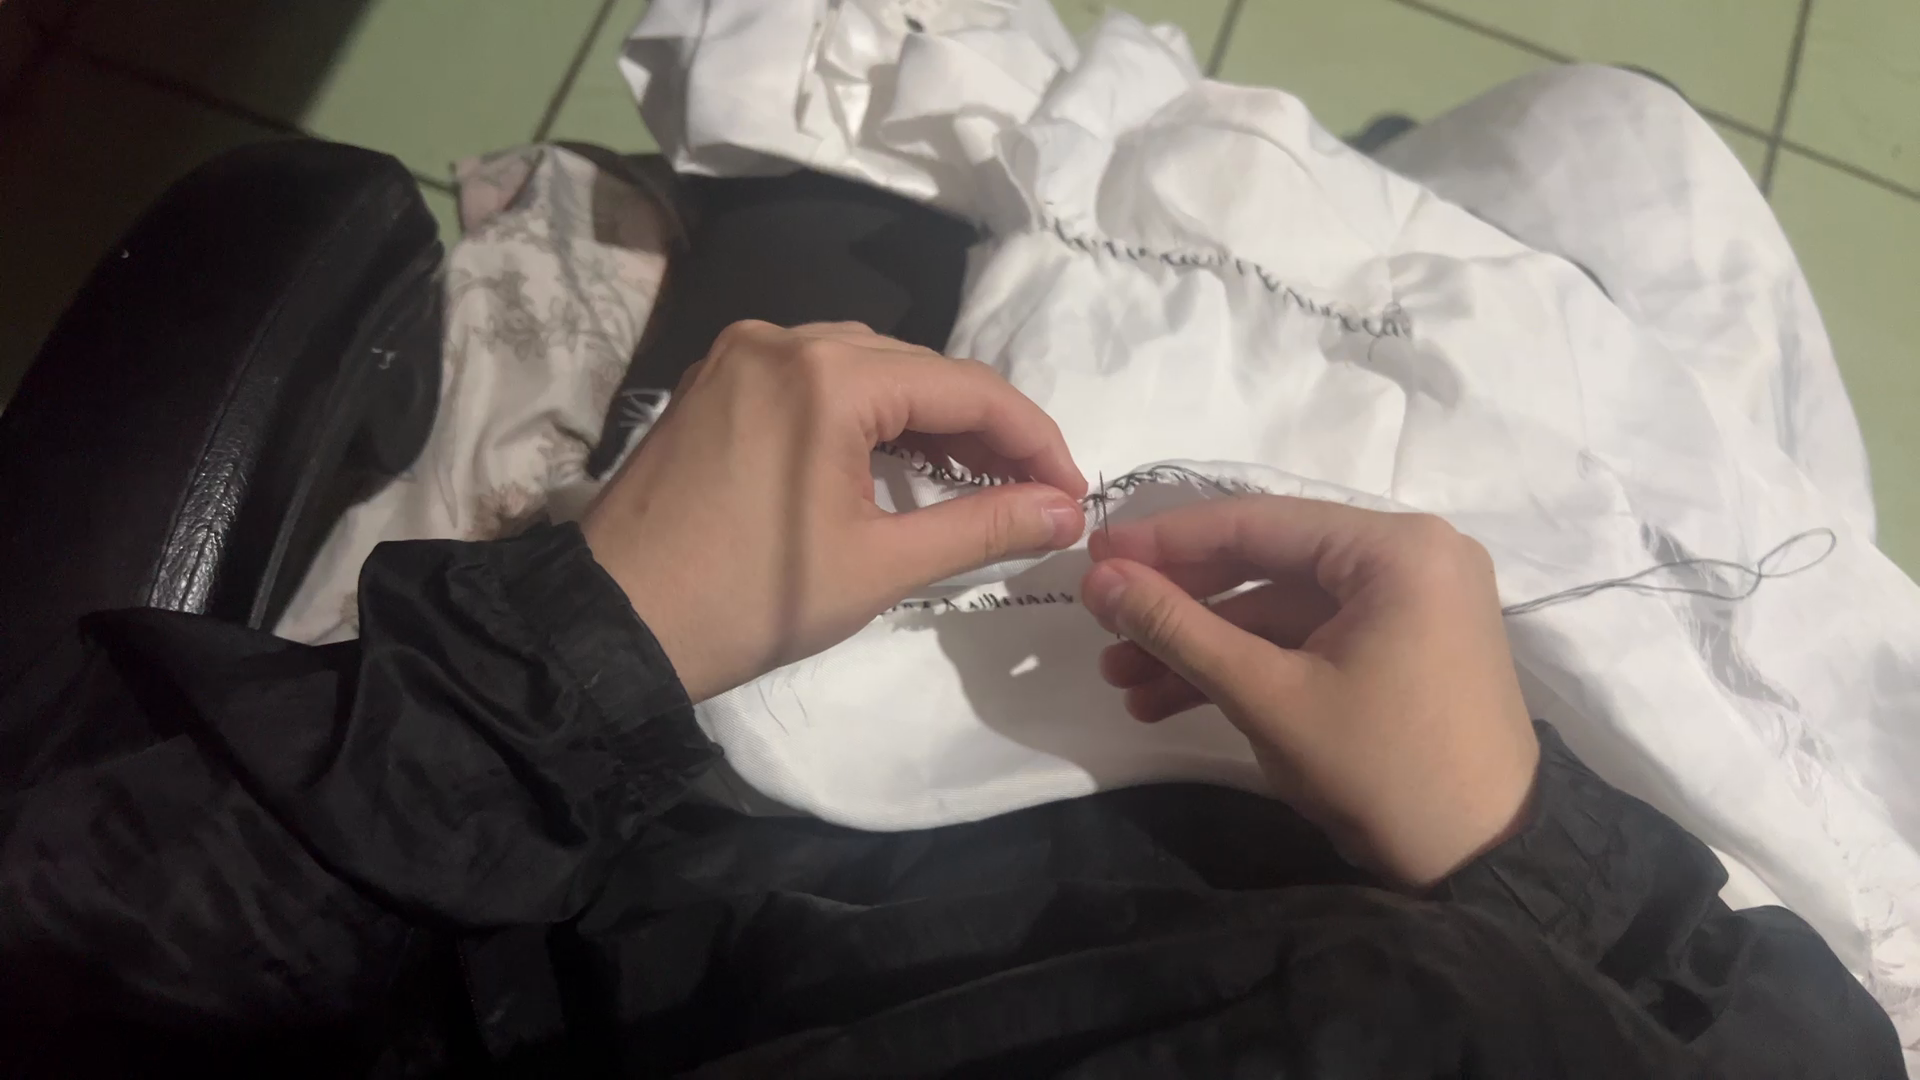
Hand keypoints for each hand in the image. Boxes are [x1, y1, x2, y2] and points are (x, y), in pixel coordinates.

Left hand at [583, 321, 1086, 702]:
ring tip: (976, 478)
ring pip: (872, 372)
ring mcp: (745, 354)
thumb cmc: (750, 603)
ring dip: (931, 421)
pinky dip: (872, 417)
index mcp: (828, 375)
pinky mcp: (721, 380)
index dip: (1033, 438)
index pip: (966, 389)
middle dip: (986, 431)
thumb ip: (983, 526)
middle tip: (1030, 492)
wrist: (611, 628)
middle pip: (921, 372)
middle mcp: (786, 339)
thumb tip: (1065, 510)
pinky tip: (898, 458)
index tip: (1070, 491)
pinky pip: (821, 382)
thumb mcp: (879, 566)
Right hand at [1080, 496, 1539, 887]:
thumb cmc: (1382, 769)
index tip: (1095, 553)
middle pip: (1258, 562)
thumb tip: (1098, 578)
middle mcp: (1401, 558)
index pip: (1254, 523)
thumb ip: (1175, 626)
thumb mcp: (1264, 693)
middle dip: (1175, 601)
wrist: (1486, 874)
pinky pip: (1294, 640)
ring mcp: (1396, 605)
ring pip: (1268, 607)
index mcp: (1392, 549)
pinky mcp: (1386, 646)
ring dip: (1194, 643)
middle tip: (1102, 620)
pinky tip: (1163, 701)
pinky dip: (1235, 665)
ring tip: (1120, 678)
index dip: (1164, 539)